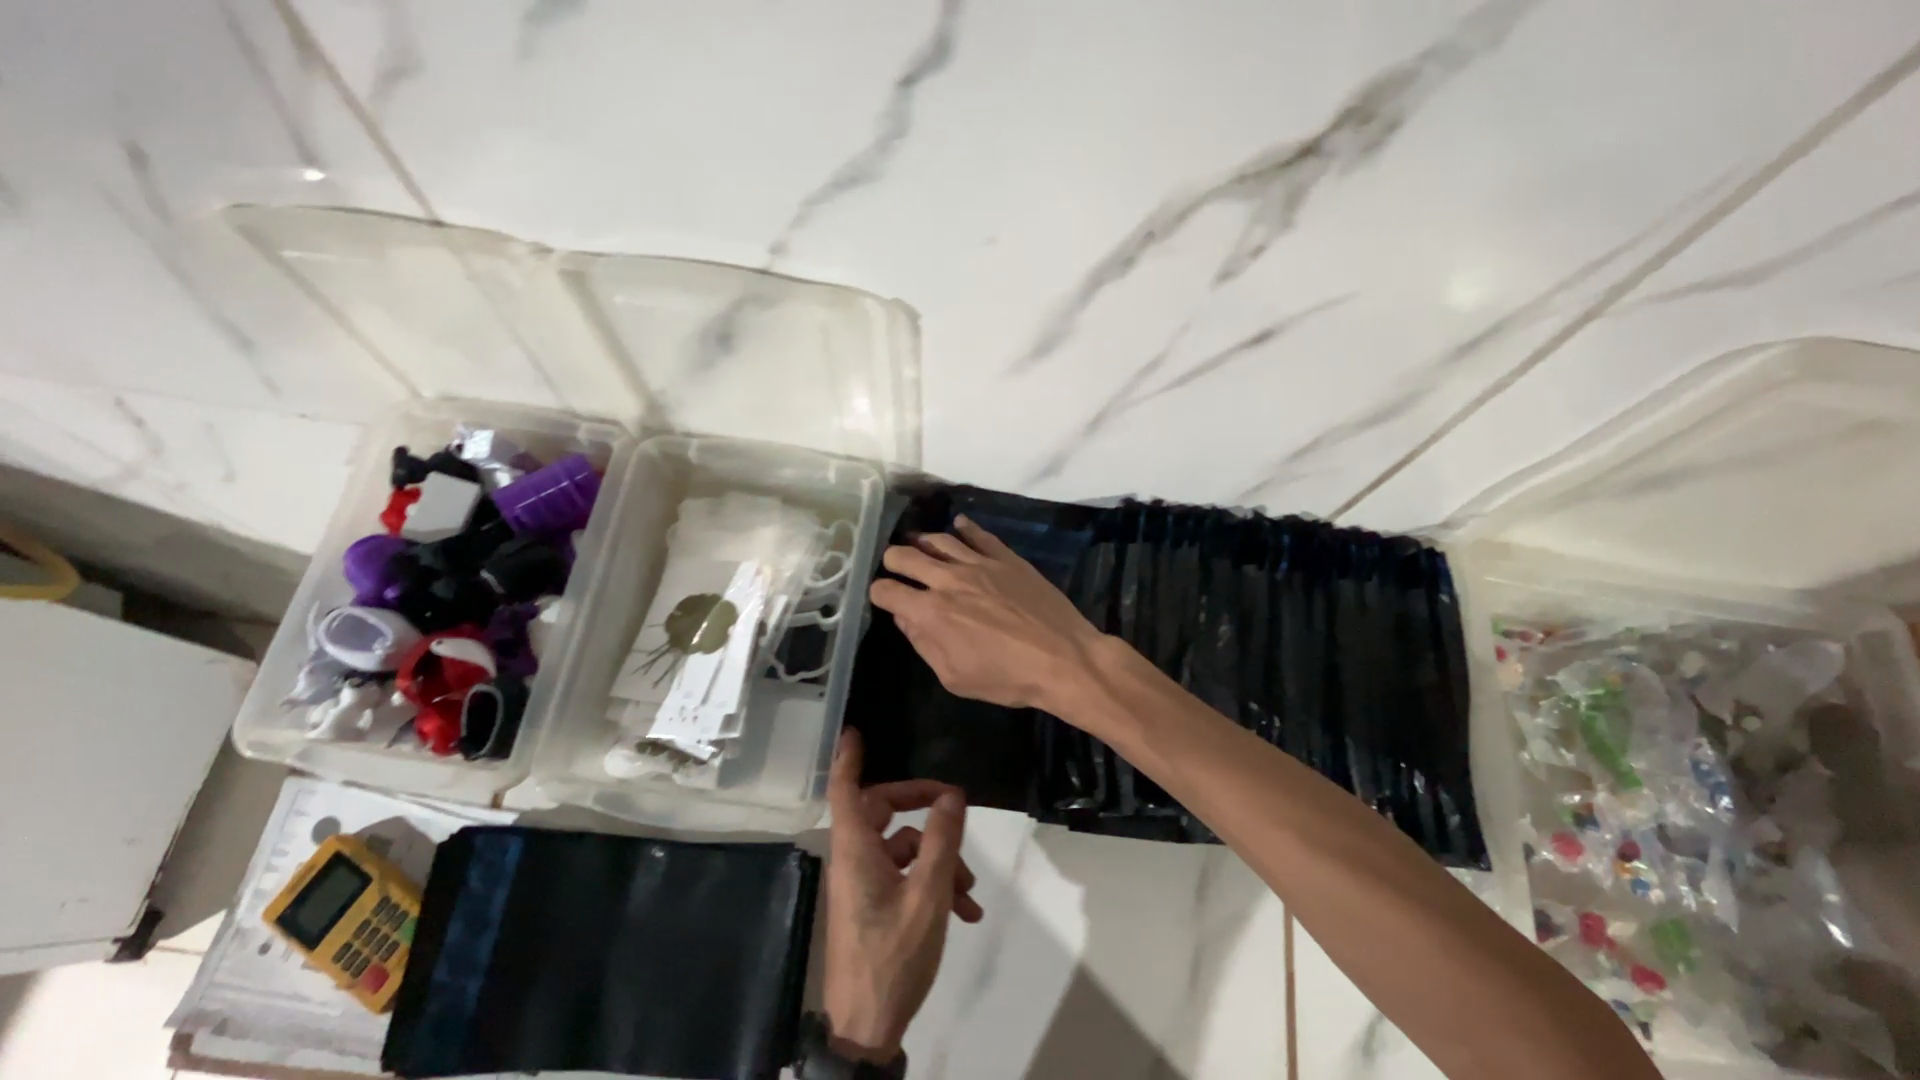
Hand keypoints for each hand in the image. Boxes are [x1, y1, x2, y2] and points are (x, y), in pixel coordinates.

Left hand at [823, 729, 980, 1062]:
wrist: (867, 1023)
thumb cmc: (894, 954)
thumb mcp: (928, 896)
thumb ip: (942, 842)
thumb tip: (951, 796)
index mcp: (856, 850)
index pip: (845, 790)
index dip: (849, 759)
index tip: (856, 732)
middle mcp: (855, 860)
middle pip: (885, 814)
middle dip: (926, 813)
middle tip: (958, 809)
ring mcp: (863, 886)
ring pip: (904, 850)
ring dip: (940, 861)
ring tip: (970, 894)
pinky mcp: (873, 907)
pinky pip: (905, 878)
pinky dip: (934, 886)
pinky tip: (965, 912)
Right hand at [868, 515, 1108, 712]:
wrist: (1064, 658)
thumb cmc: (1007, 678)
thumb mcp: (955, 677)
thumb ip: (925, 645)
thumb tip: (906, 620)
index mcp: (930, 612)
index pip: (886, 591)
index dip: (877, 593)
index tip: (882, 597)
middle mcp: (948, 580)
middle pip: (904, 556)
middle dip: (892, 560)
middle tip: (895, 566)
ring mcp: (979, 564)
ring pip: (939, 540)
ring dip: (922, 541)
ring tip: (917, 544)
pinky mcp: (1006, 558)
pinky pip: (979, 534)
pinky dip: (964, 528)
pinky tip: (958, 525)